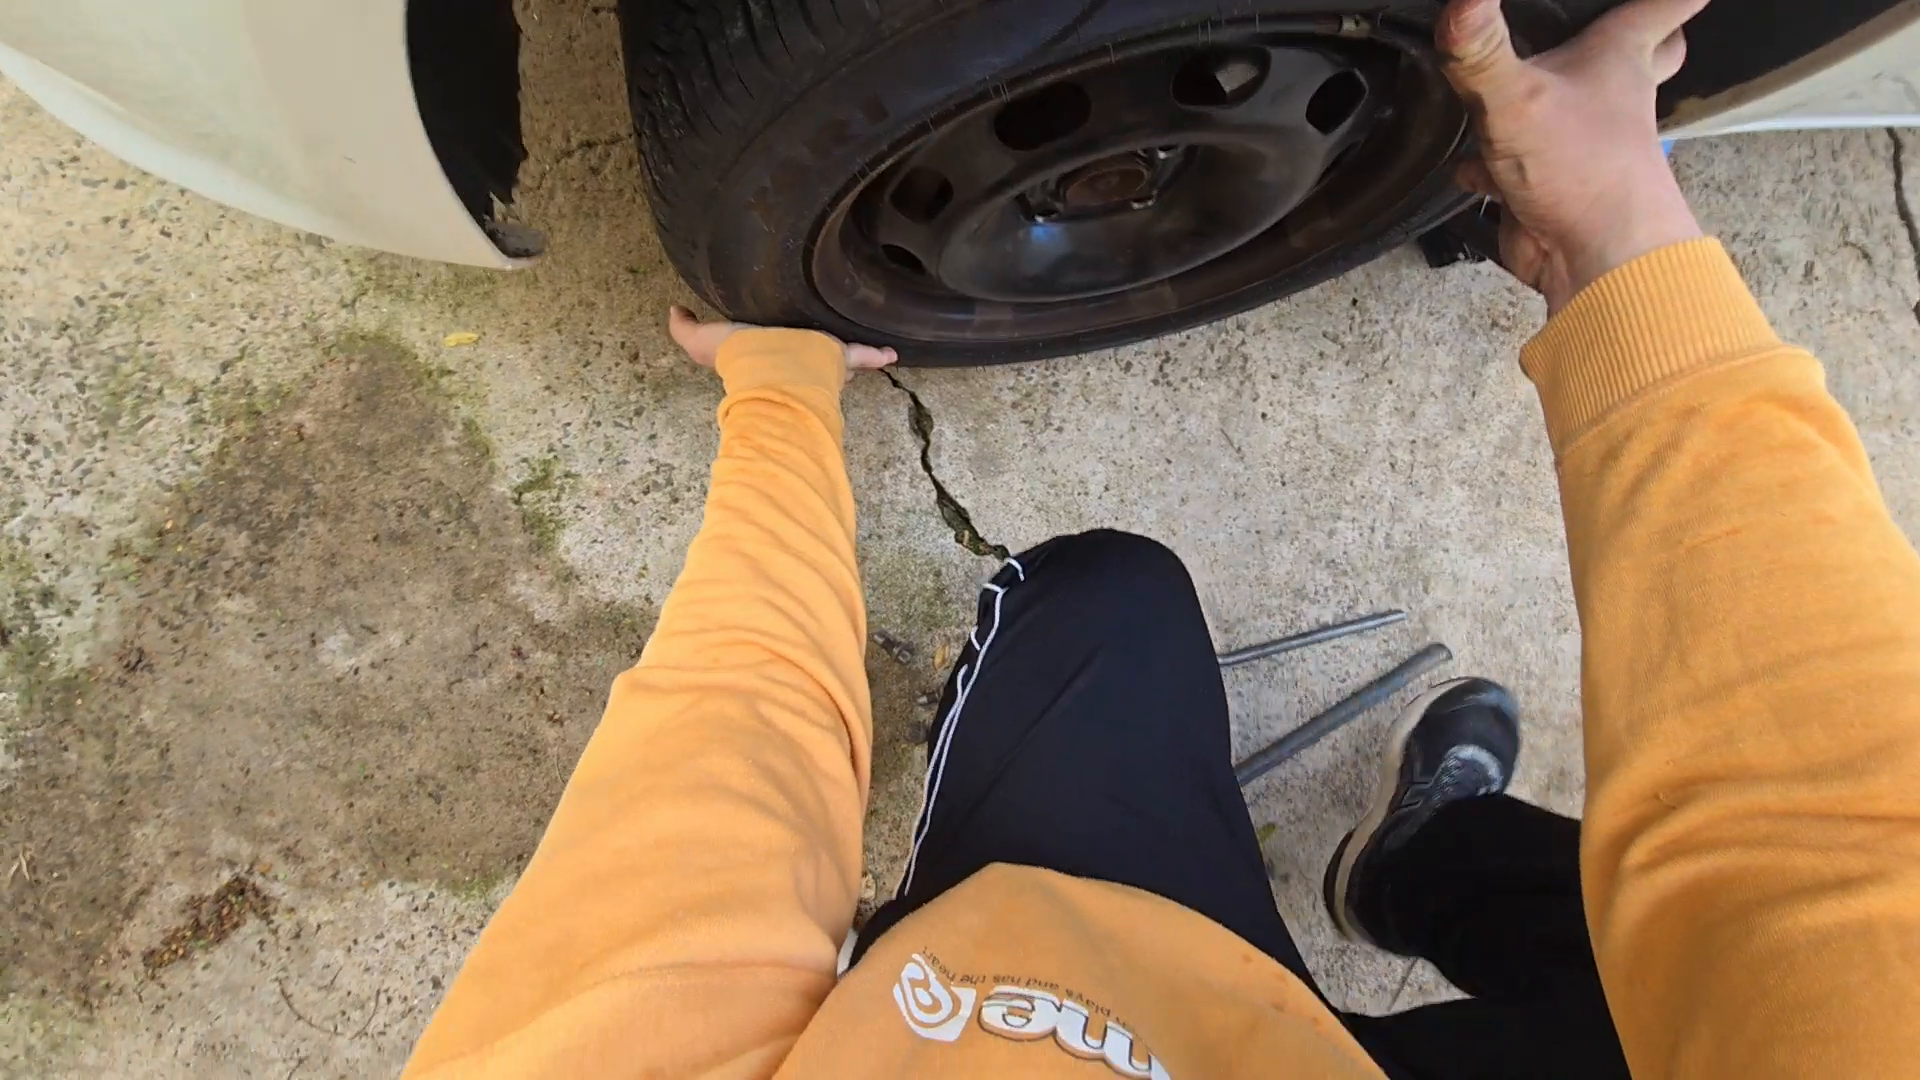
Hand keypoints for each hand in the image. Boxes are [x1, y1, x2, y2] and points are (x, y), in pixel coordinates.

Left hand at [668, 306, 897, 375]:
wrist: (771, 365)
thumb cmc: (739, 357)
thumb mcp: (700, 340)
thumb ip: (684, 327)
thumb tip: (674, 310)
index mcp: (766, 354)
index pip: (774, 350)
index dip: (775, 347)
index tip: (778, 341)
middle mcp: (794, 362)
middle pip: (807, 359)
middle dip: (814, 355)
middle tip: (824, 345)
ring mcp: (820, 360)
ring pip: (835, 357)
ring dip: (846, 355)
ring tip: (860, 348)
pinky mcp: (839, 356)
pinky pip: (861, 355)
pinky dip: (876, 355)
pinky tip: (891, 354)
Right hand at [1440, 0, 1707, 312]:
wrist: (1585, 252)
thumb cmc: (1582, 170)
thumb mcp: (1517, 100)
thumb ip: (1482, 53)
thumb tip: (1461, 4)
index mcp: (1622, 54)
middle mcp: (1609, 93)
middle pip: (1645, 49)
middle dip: (1637, 35)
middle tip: (1609, 24)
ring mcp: (1577, 141)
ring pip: (1575, 109)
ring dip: (1552, 101)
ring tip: (1520, 83)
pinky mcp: (1541, 182)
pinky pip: (1513, 164)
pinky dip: (1490, 164)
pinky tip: (1466, 164)